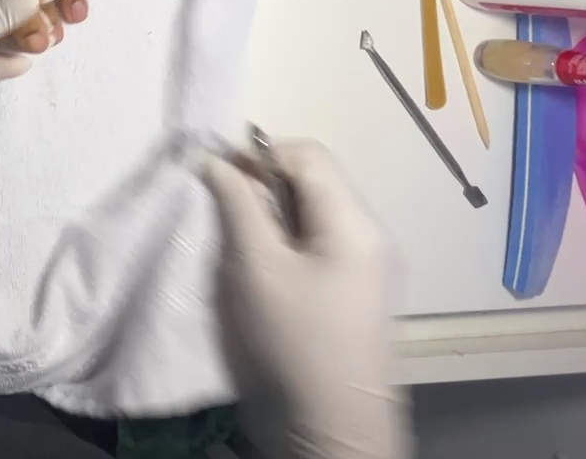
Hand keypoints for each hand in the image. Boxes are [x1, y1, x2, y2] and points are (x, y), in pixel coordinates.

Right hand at [203, 143, 409, 458]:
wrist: (332, 431)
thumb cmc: (293, 340)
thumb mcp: (255, 263)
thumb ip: (237, 201)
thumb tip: (214, 156)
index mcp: (355, 223)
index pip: (306, 154)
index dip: (259, 154)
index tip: (221, 178)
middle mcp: (370, 234)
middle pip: (311, 179)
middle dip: (263, 183)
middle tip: (227, 212)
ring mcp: (367, 264)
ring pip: (310, 208)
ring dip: (270, 211)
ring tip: (242, 241)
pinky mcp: (355, 288)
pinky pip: (317, 238)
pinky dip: (284, 236)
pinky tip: (264, 265)